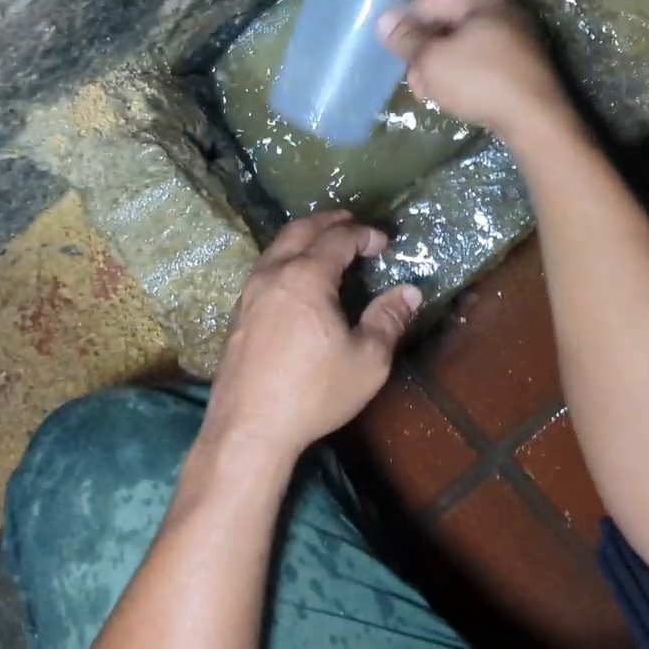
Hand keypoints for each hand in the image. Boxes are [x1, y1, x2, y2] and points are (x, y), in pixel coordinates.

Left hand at [203, 211, 422, 456]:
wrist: (249, 429)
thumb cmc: (313, 392)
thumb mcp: (367, 359)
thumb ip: (389, 320)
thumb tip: (410, 292)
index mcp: (306, 276)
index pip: (338, 238)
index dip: (364, 235)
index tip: (384, 243)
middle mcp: (274, 274)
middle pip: (300, 230)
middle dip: (328, 221)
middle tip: (351, 220)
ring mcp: (250, 293)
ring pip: (277, 248)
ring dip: (304, 237)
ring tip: (324, 242)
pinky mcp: (238, 314)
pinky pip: (265, 269)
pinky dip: (286, 258)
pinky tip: (296, 278)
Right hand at [379, 0, 571, 136]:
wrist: (536, 120)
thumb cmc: (480, 81)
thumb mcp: (433, 59)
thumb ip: (407, 39)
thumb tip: (384, 20)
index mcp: (483, 1)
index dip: (407, 20)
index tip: (394, 50)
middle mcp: (503, 13)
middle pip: (448, 22)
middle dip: (424, 50)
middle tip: (415, 81)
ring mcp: (517, 40)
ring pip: (463, 46)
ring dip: (440, 67)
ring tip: (431, 94)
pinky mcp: (522, 67)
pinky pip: (481, 63)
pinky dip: (463, 76)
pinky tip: (455, 98)